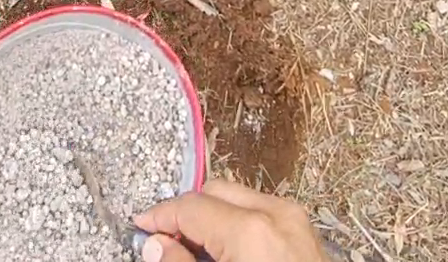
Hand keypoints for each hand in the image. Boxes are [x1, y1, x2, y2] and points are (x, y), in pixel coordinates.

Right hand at [133, 179, 322, 261]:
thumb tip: (157, 245)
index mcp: (251, 231)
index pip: (192, 206)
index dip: (161, 215)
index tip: (141, 226)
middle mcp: (276, 215)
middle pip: (216, 192)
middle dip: (188, 212)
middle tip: (165, 240)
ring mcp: (295, 222)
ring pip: (239, 199)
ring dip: (213, 217)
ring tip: (195, 252)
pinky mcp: (306, 234)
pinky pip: (262, 213)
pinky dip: (238, 225)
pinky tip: (226, 255)